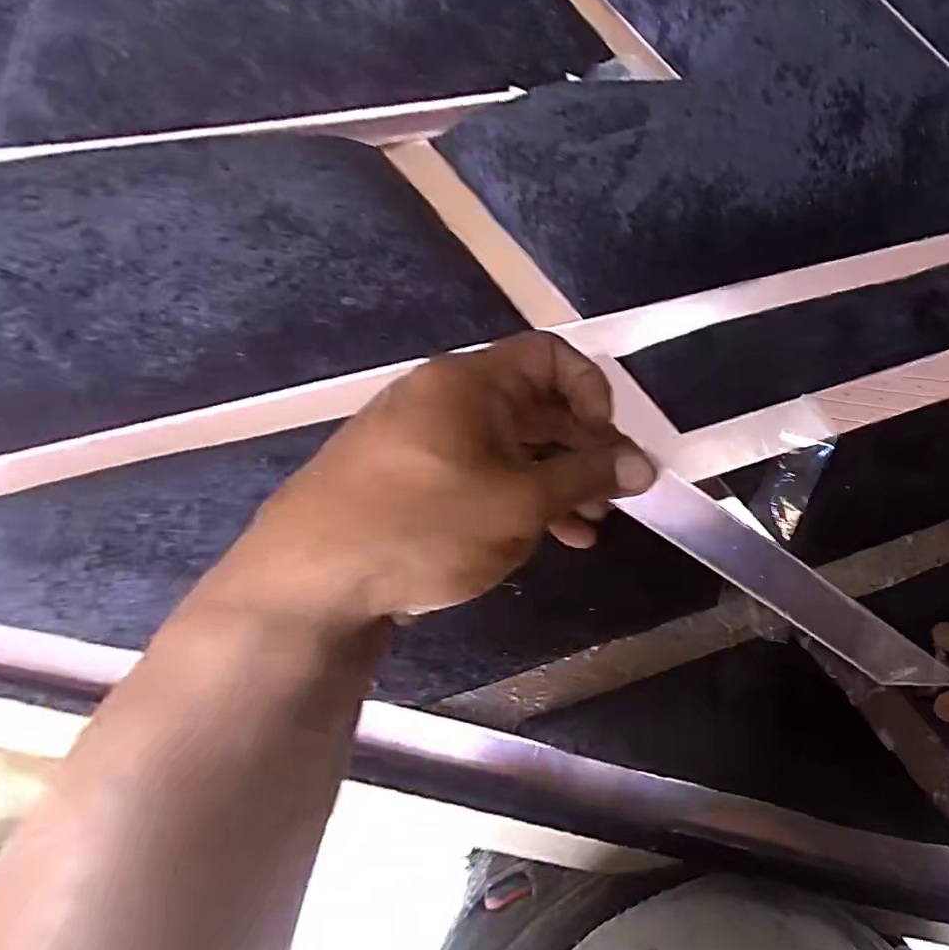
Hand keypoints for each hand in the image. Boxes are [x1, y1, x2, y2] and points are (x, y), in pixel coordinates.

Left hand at [219, 331, 656, 625]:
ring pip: (523, 447)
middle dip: (589, 448)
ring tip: (594, 522)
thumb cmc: (423, 527)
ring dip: (567, 481)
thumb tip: (646, 465)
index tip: (608, 440)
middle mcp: (450, 402)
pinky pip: (494, 475)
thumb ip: (591, 477)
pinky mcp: (422, 482)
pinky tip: (560, 537)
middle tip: (619, 489)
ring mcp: (433, 443)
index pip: (552, 356)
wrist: (302, 593)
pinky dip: (532, 498)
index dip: (594, 391)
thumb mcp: (523, 502)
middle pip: (544, 406)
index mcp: (469, 385)